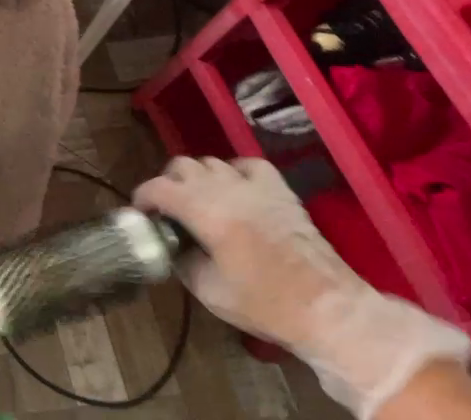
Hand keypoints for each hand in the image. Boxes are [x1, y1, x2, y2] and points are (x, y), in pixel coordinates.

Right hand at [135, 157, 470, 419]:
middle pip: (182, 166)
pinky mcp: (280, 190)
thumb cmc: (266, 304)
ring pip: (211, 161)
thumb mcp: (209, 291)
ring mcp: (255, 186)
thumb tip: (173, 247)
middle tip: (170, 210)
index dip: (143, 197)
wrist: (329, 309)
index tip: (141, 212)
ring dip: (198, 178)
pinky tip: (235, 190)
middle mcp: (226, 189)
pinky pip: (247, 165)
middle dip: (168, 184)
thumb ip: (182, 261)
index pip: (158, 187)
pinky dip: (234, 172)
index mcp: (205, 212)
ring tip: (200, 200)